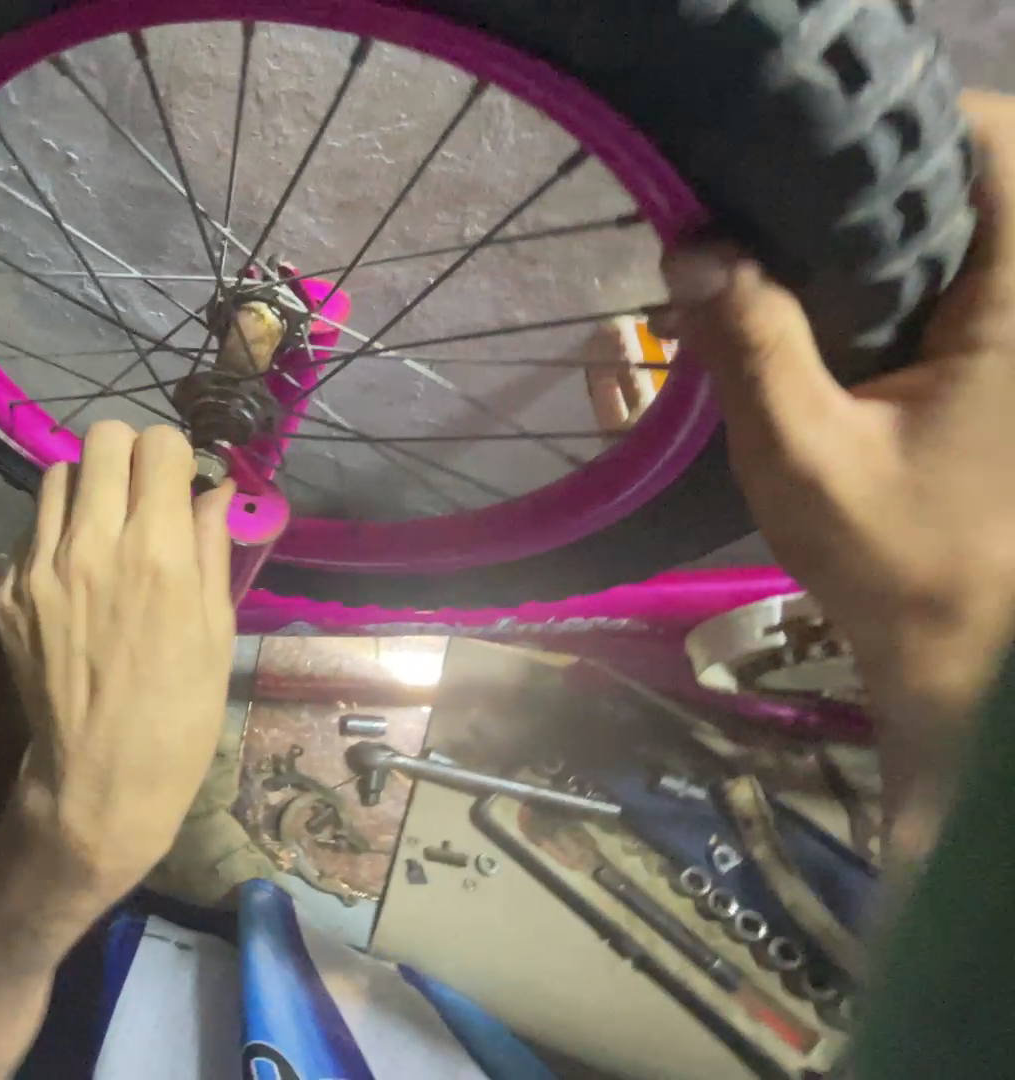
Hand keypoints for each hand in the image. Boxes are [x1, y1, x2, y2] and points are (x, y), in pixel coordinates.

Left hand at [0, 421, 236, 910]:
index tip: (178, 483)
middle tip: (140, 493)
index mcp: (156, 552)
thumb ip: (211, 547)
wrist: (99, 776)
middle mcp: (92, 545)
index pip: (157, 445)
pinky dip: (54, 533)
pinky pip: (29, 530)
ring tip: (102, 528)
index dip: (175, 456)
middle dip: (129, 454)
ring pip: (56, 475)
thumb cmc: (179, 712)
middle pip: (102, 439)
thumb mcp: (216, 629)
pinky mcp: (7, 591)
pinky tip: (71, 573)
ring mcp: (38, 566)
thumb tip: (214, 490)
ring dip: (87, 488)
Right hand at [658, 90, 1014, 851]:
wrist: (968, 632)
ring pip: (961, 229)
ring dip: (870, 223)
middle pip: (983, 179)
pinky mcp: (993, 363)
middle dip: (875, 172)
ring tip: (764, 238)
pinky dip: (877, 270)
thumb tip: (693, 251)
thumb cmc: (893, 542)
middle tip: (759, 195)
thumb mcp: (801, 447)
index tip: (806, 141)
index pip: (1005, 150)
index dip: (915, 123)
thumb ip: (750, 345)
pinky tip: (803, 298)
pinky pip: (945, 280)